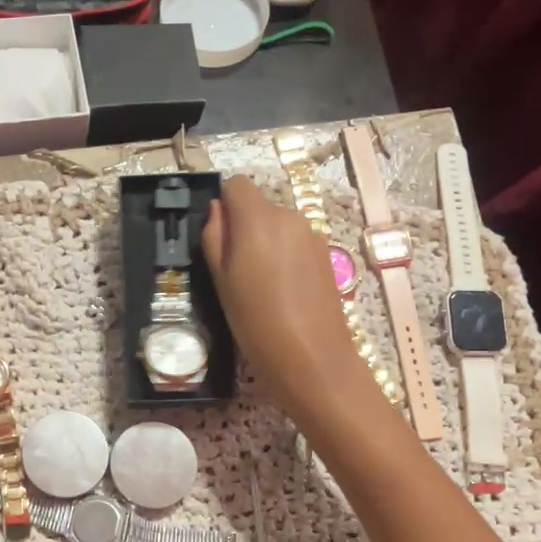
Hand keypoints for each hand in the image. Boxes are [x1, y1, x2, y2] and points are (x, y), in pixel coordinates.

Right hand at [201, 175, 376, 419]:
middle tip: (234, 270)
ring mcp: (312, 235)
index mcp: (258, 218)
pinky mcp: (326, 255)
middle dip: (244, 227)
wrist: (311, 357)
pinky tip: (282, 292)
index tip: (218, 236)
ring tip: (259, 285)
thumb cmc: (254, 320)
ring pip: (278, 225)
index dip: (224, 204)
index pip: (237, 184)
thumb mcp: (220, 280)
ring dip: (265, 243)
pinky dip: (284, 256)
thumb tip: (217, 211)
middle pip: (259, 206)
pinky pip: (295, 243)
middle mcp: (289, 216)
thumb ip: (214, 237)